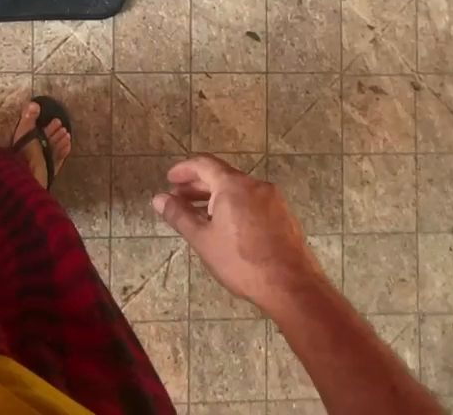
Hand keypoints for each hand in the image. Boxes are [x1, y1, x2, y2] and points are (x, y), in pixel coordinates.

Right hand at [152, 154, 316, 314]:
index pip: (203, 164)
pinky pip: (252, 202)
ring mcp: (273, 200)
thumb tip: (159, 199)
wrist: (293, 288)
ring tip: (200, 215)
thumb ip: (179, 216)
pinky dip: (234, 206)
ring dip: (215, 197)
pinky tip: (227, 227)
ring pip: (237, 190)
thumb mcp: (203, 239)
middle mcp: (255, 185)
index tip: (170, 179)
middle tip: (179, 198)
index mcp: (233, 185)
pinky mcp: (283, 216)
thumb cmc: (242, 262)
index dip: (184, 169)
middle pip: (221, 175)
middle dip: (197, 185)